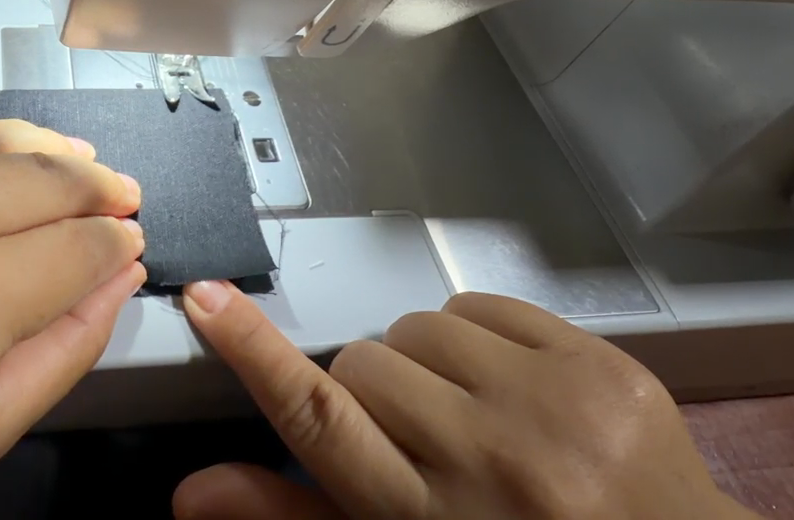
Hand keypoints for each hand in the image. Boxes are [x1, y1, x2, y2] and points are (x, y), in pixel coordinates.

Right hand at [174, 285, 757, 519]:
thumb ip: (295, 516)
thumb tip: (189, 492)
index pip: (319, 419)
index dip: (253, 351)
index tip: (205, 295)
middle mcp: (493, 463)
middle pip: (365, 363)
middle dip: (370, 391)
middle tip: (416, 442)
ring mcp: (557, 409)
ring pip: (417, 326)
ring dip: (424, 364)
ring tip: (469, 418)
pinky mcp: (603, 367)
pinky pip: (480, 304)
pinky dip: (476, 338)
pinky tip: (511, 391)